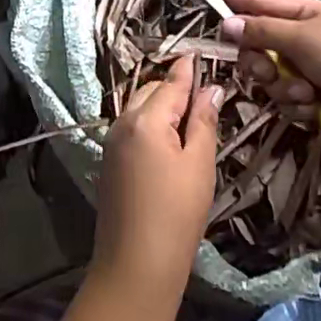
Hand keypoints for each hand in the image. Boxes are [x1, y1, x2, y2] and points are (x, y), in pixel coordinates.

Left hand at [94, 55, 222, 296]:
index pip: (171, 83)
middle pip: (151, 92)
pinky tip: (169, 141)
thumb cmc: (177, 214)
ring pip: (139, 110)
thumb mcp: (199, 165)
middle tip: (204, 92)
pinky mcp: (109, 163)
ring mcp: (111, 144)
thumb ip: (203, 122)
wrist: (135, 266)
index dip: (188, 69)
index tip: (199, 53)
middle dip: (174, 88)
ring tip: (190, 115)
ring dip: (162, 106)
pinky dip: (151, 125)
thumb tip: (211, 89)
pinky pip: (132, 130)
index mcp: (145, 119)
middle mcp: (122, 123)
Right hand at [216, 0, 320, 141]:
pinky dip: (295, 105)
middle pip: (255, 45)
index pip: (256, 2)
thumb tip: (227, 23)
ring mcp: (304, 68)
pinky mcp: (309, 95)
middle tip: (267, 69)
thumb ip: (261, 30)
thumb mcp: (302, 37)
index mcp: (299, 13)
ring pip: (268, 77)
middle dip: (258, 61)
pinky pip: (283, 99)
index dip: (232, 1)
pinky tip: (312, 106)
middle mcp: (298, 38)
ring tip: (304, 92)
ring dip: (281, 87)